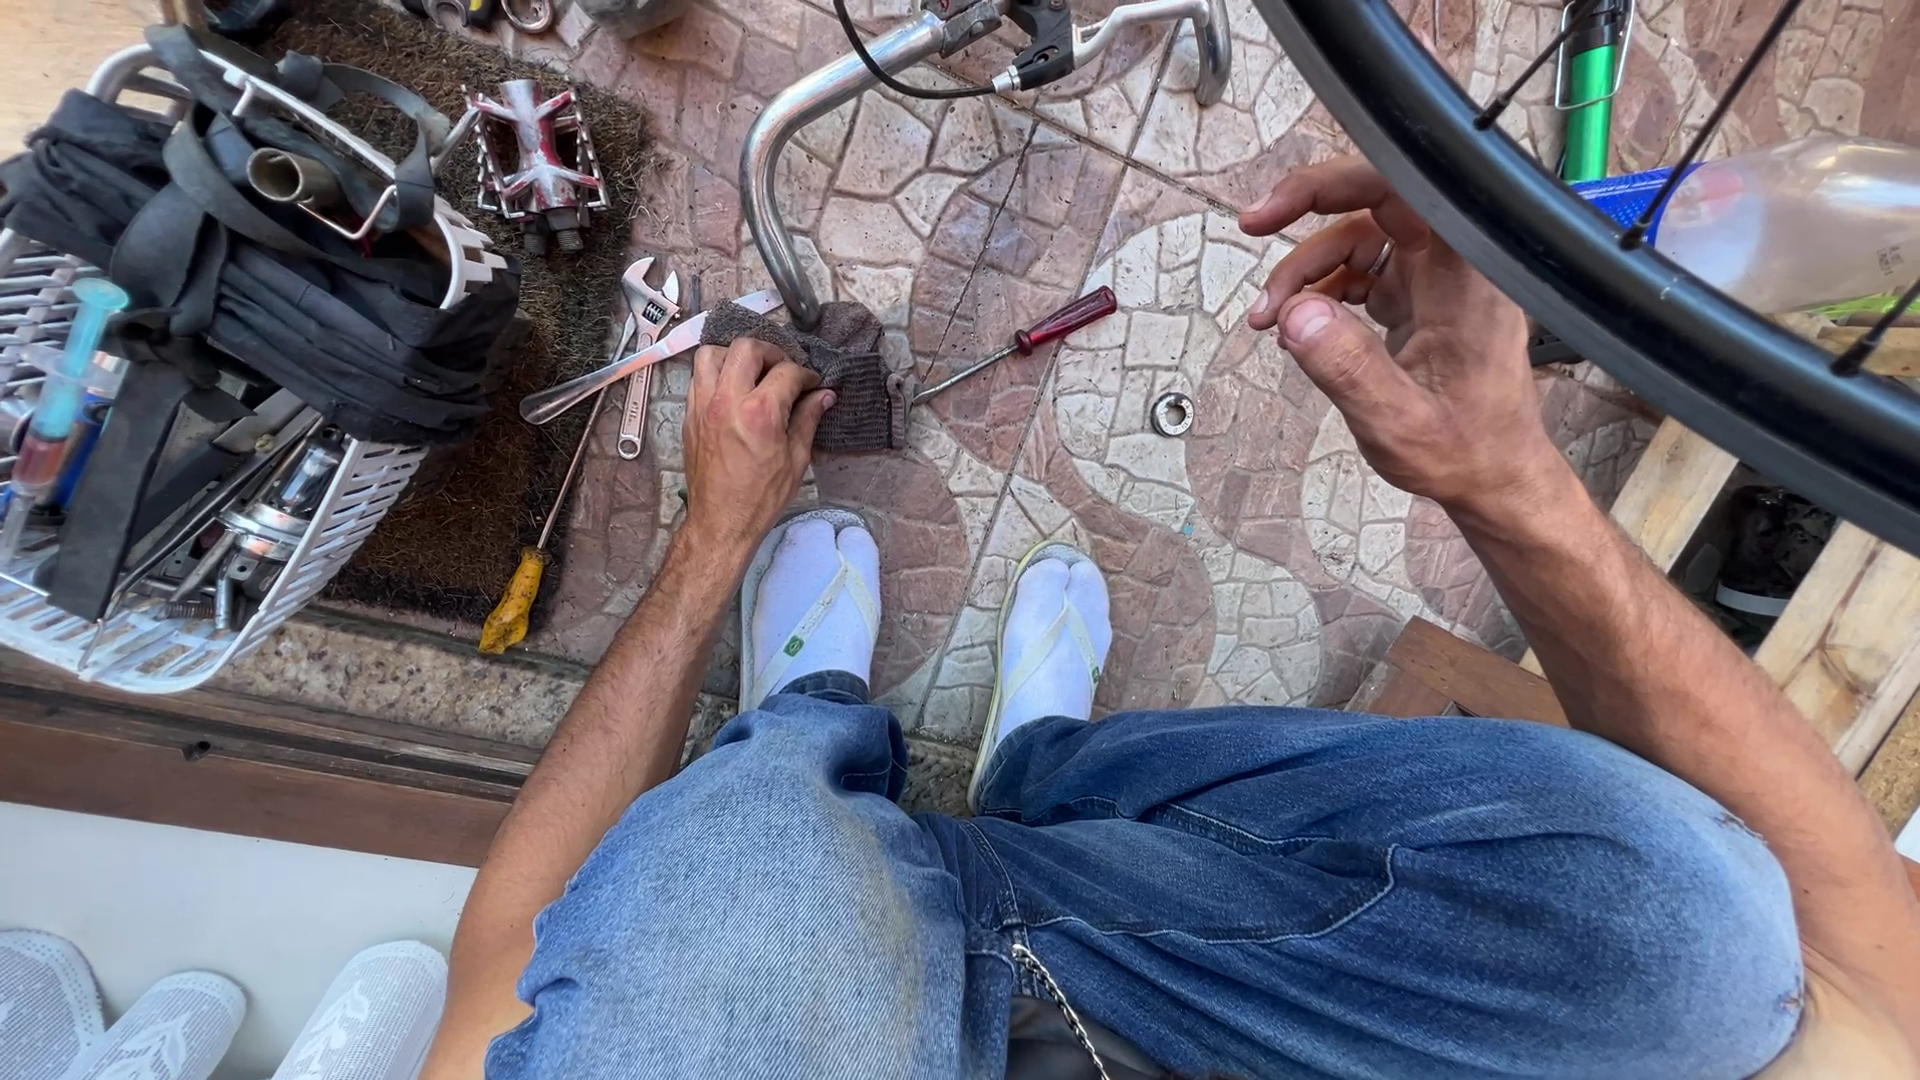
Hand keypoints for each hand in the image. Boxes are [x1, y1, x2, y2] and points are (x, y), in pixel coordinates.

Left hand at [681, 338, 832, 555]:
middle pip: (746, 348)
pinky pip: (698, 376)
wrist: (722, 520)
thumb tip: (824, 396)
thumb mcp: (796, 459)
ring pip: (712, 353)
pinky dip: (717, 373)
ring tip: (752, 373)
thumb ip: (808, 419)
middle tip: (783, 370)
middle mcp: (728, 401)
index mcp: (760, 413)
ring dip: (736, 356)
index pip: (787, 372)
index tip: (812, 384)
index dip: (806, 374)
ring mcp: (703, 406)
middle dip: (771, 353)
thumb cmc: (762, 496)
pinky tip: (733, 389)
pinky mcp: (690, 415)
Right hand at [1239, 157, 1567, 516]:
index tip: (1269, 213)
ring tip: (1268, 323)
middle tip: (1253, 249)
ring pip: (1357, 244)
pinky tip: (1296, 331)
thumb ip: (1346, 367)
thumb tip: (1294, 314)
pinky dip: (1319, 296)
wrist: (1491, 474)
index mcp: (1463, 276)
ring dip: (1304, 277)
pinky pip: (1360, 276)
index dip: (1328, 187)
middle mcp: (1454, 265)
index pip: (1398, 192)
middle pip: (1370, 210)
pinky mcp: (1418, 299)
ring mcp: (1435, 280)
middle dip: (1304, 227)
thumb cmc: (1461, 450)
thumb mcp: (1395, 421)